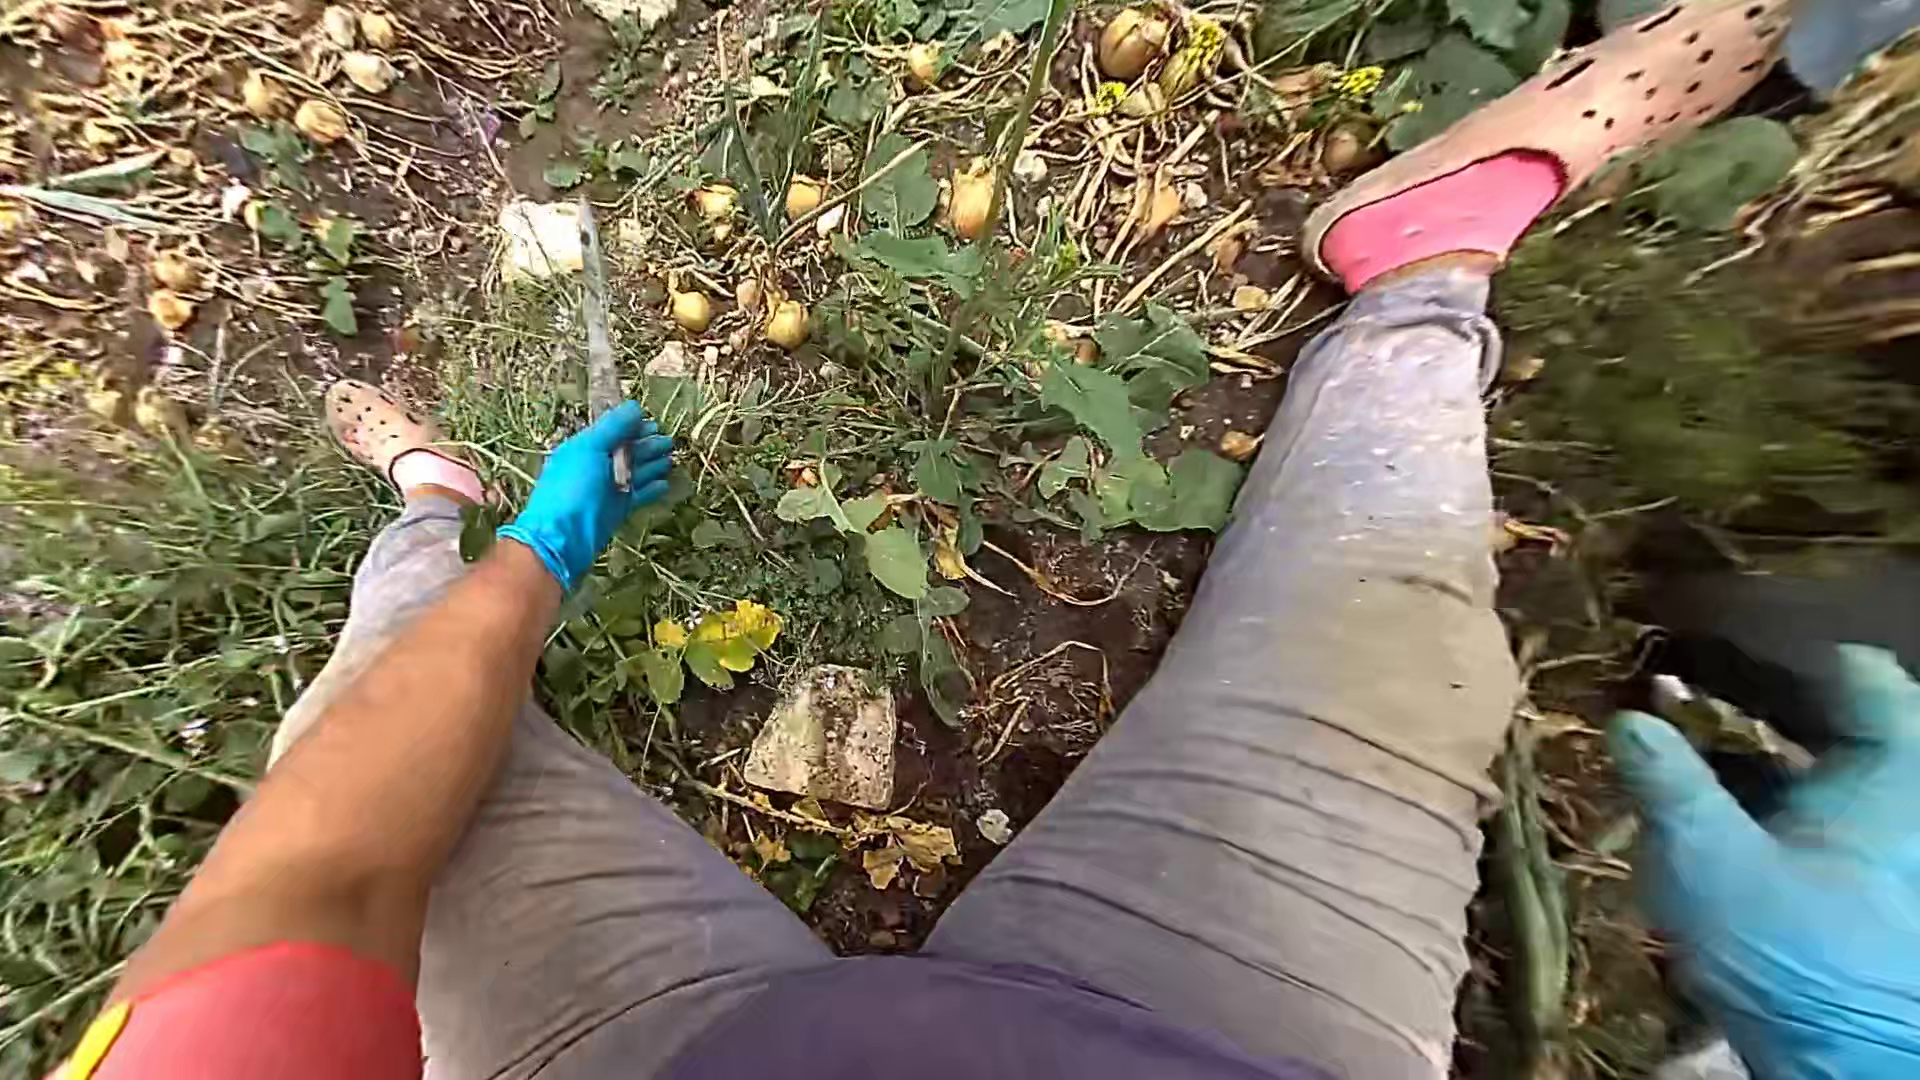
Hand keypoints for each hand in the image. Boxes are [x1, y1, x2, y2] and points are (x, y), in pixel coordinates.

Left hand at [498, 402, 672, 589]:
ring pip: (637, 472)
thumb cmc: (572, 489)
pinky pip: (640, 495)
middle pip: (628, 451)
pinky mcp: (619, 508)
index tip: (654, 423)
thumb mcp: (589, 449)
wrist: (564, 537)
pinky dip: (653, 489)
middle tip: (669, 441)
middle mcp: (598, 466)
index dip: (634, 426)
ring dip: (654, 464)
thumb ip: (613, 427)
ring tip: (670, 459)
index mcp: (586, 448)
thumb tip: (635, 407)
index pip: (614, 431)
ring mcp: (609, 489)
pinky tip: (665, 484)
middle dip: (648, 445)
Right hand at [1609, 645, 1919, 1078]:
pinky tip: (1693, 771)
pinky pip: (1801, 802)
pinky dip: (1751, 775)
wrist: (1848, 1059)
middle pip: (1849, 725)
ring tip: (1680, 705)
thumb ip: (1668, 780)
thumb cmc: (1792, 947)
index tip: (1756, 625)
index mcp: (1892, 795)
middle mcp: (1894, 812)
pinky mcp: (1844, 880)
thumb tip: (1628, 717)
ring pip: (1820, 766)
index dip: (1824, 658)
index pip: (1879, 697)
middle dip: (1773, 689)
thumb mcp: (1710, 855)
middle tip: (1695, 659)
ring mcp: (1873, 849)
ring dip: (1754, 732)